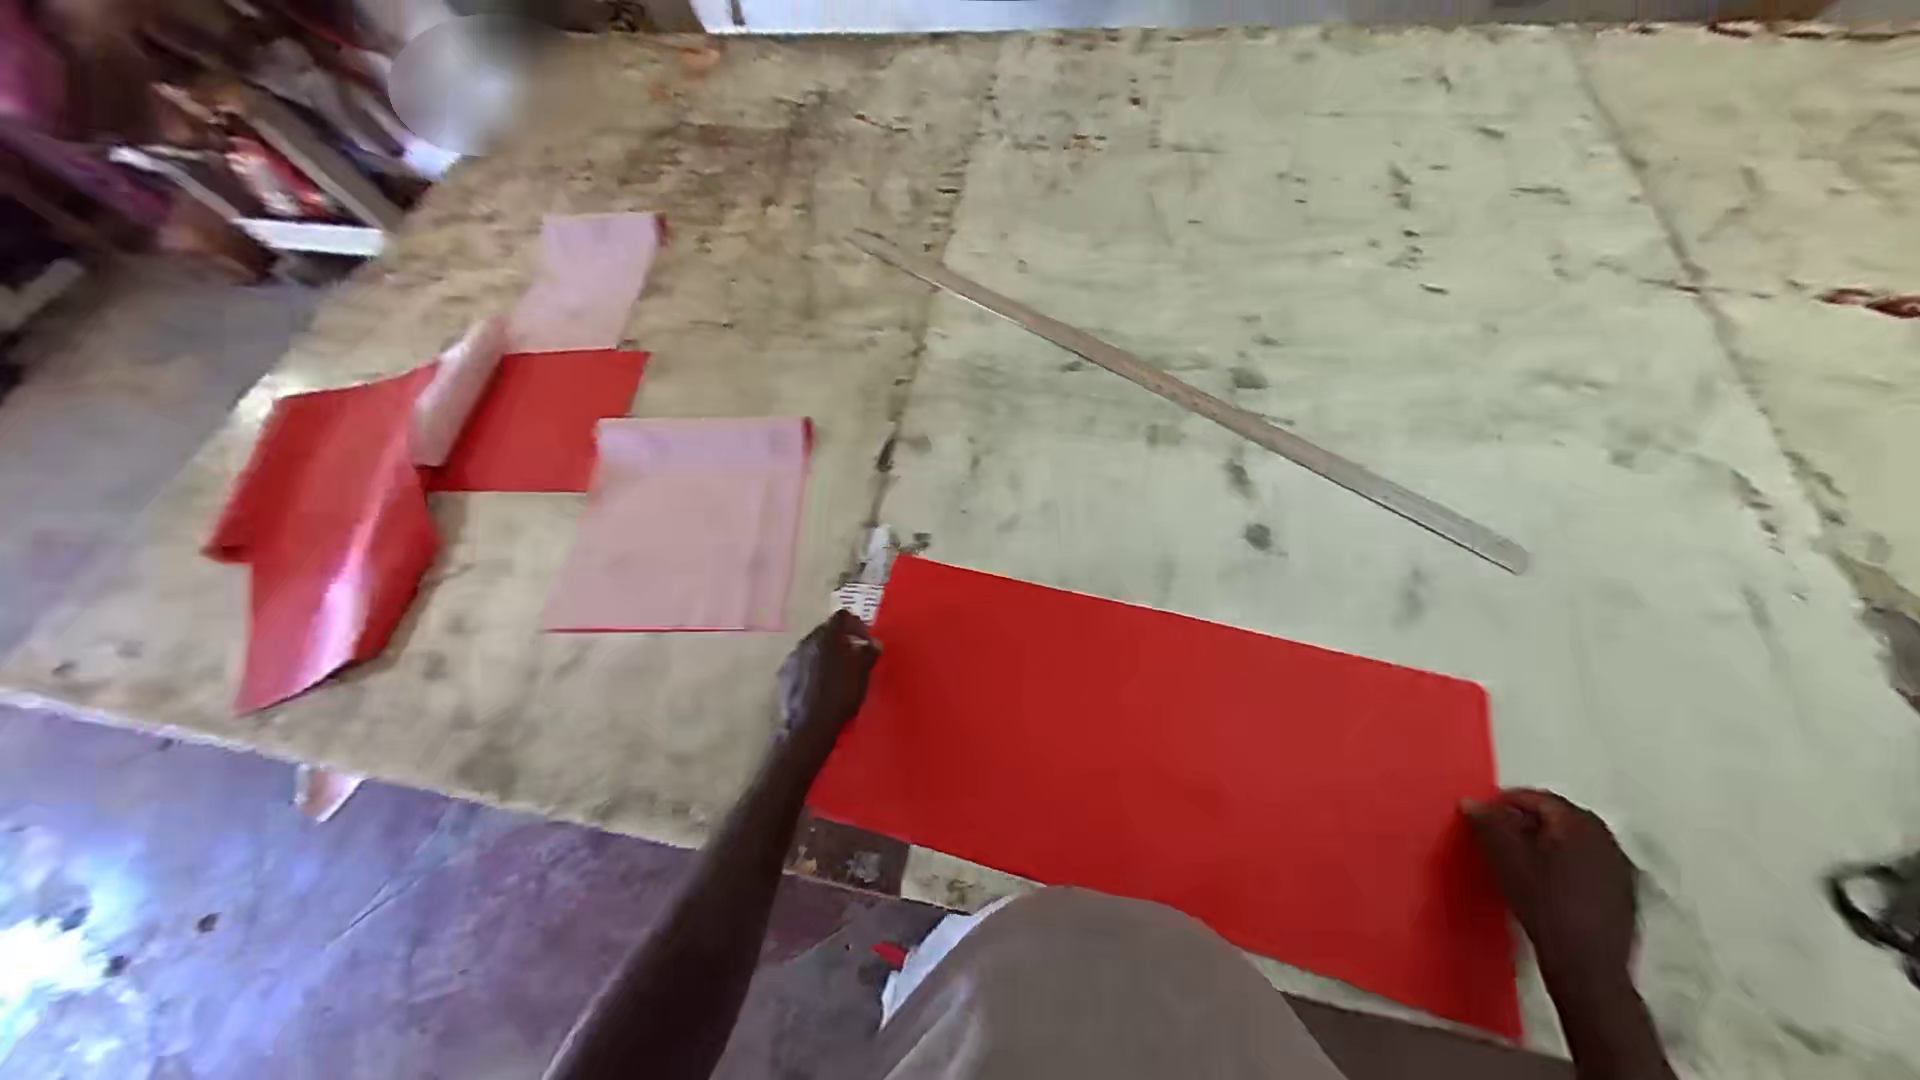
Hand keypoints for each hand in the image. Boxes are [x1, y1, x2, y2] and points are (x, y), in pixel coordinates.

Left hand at [776, 610, 879, 743]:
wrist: (807, 728)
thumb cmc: (840, 696)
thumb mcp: (862, 674)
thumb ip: (868, 654)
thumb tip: (873, 644)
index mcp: (826, 637)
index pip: (843, 617)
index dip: (858, 625)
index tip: (867, 641)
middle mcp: (806, 642)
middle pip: (826, 631)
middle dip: (842, 640)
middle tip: (855, 656)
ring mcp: (791, 659)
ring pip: (813, 648)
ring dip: (827, 654)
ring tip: (838, 673)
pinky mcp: (783, 676)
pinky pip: (802, 664)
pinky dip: (813, 669)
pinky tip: (820, 686)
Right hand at [1463, 789, 1639, 987]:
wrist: (1586, 962)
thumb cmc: (1543, 901)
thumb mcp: (1505, 857)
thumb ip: (1488, 823)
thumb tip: (1472, 802)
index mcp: (1580, 824)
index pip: (1538, 797)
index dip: (1506, 801)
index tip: (1484, 814)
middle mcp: (1607, 839)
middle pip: (1560, 815)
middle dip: (1528, 818)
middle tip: (1500, 832)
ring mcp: (1621, 867)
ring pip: (1576, 838)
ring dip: (1547, 838)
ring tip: (1521, 854)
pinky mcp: (1625, 892)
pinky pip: (1589, 860)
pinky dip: (1566, 858)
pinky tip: (1548, 877)